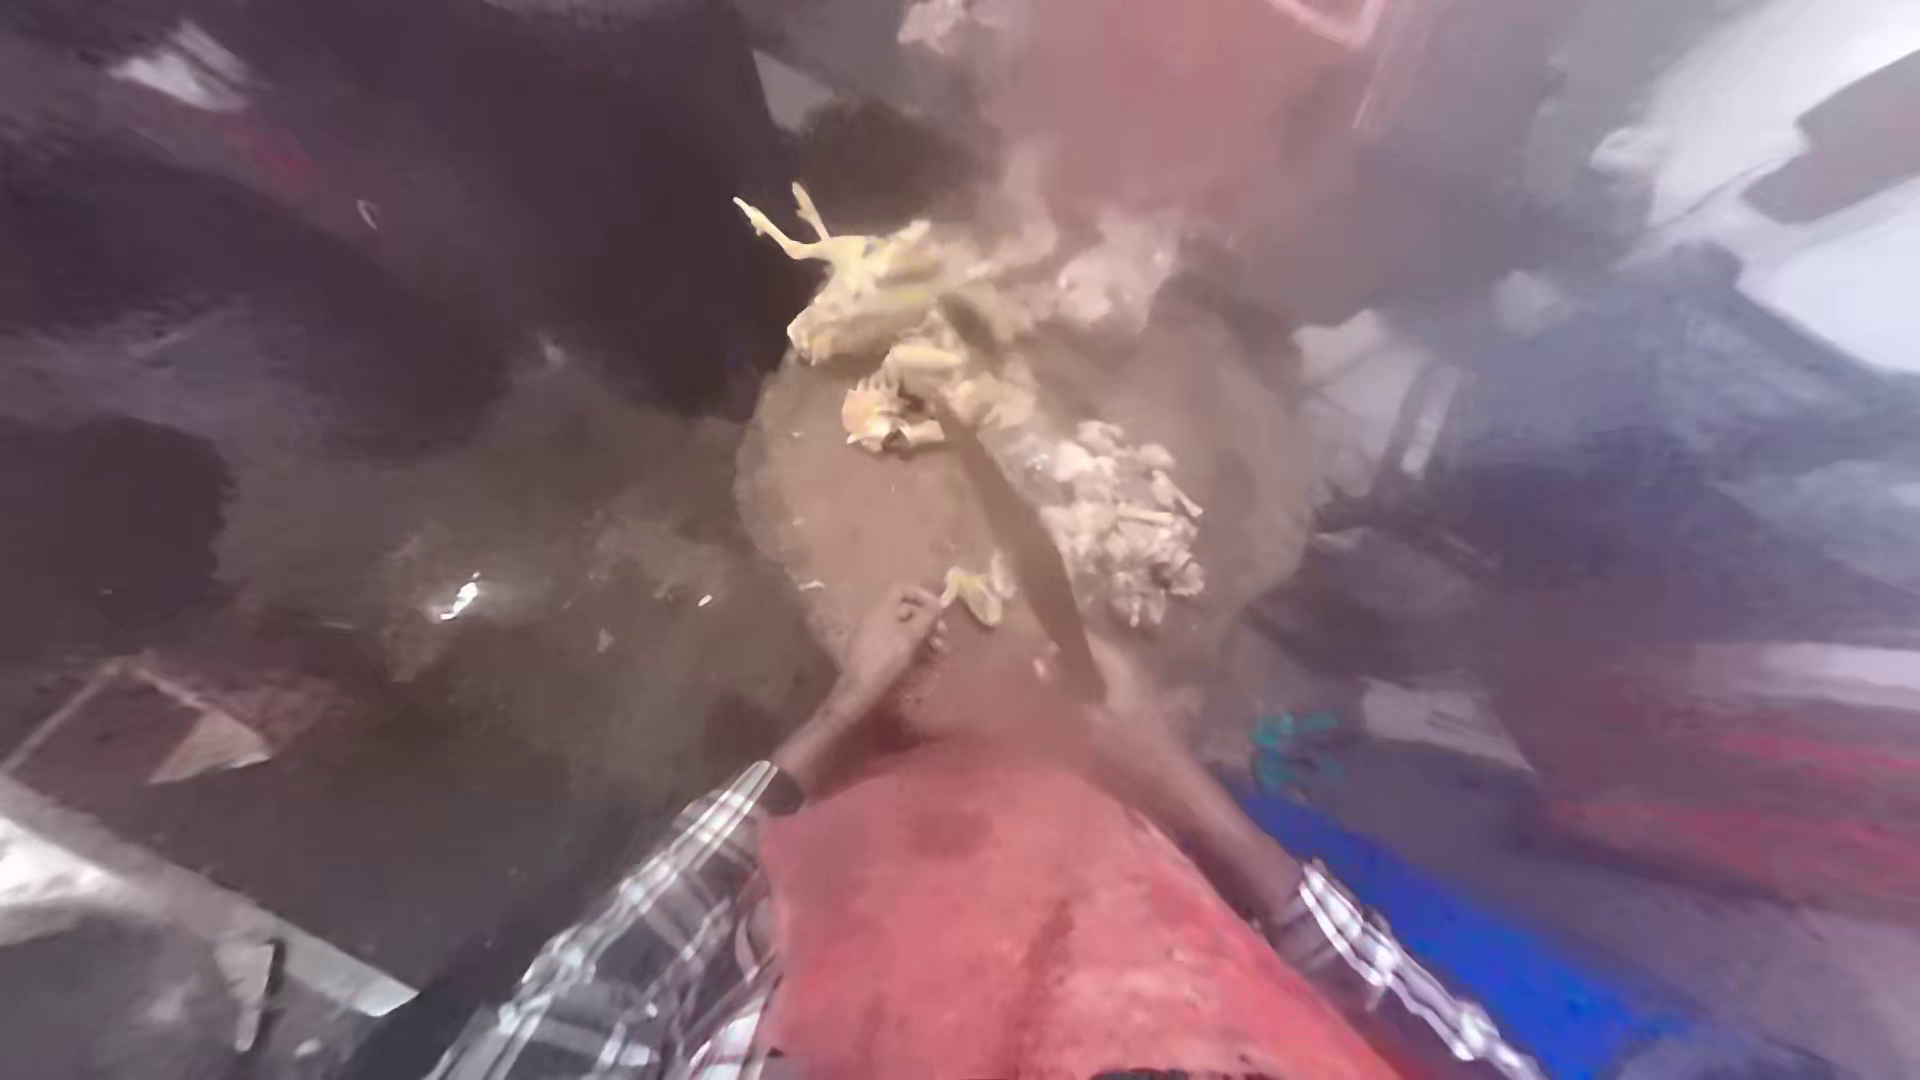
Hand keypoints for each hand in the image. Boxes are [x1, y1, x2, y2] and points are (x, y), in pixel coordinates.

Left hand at [837, 585, 945, 709]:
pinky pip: (897, 640)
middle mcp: (877, 616)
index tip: (938, 609)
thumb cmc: (888, 656)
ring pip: (904, 627)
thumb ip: (927, 617)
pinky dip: (913, 645)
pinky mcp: (876, 650)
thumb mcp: (912, 635)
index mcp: (882, 607)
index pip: (903, 589)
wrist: (861, 687)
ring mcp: (875, 633)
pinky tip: (926, 657)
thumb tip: (938, 604)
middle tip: (943, 634)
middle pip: (906, 610)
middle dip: (928, 620)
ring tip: (939, 650)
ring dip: (924, 635)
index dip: (922, 595)